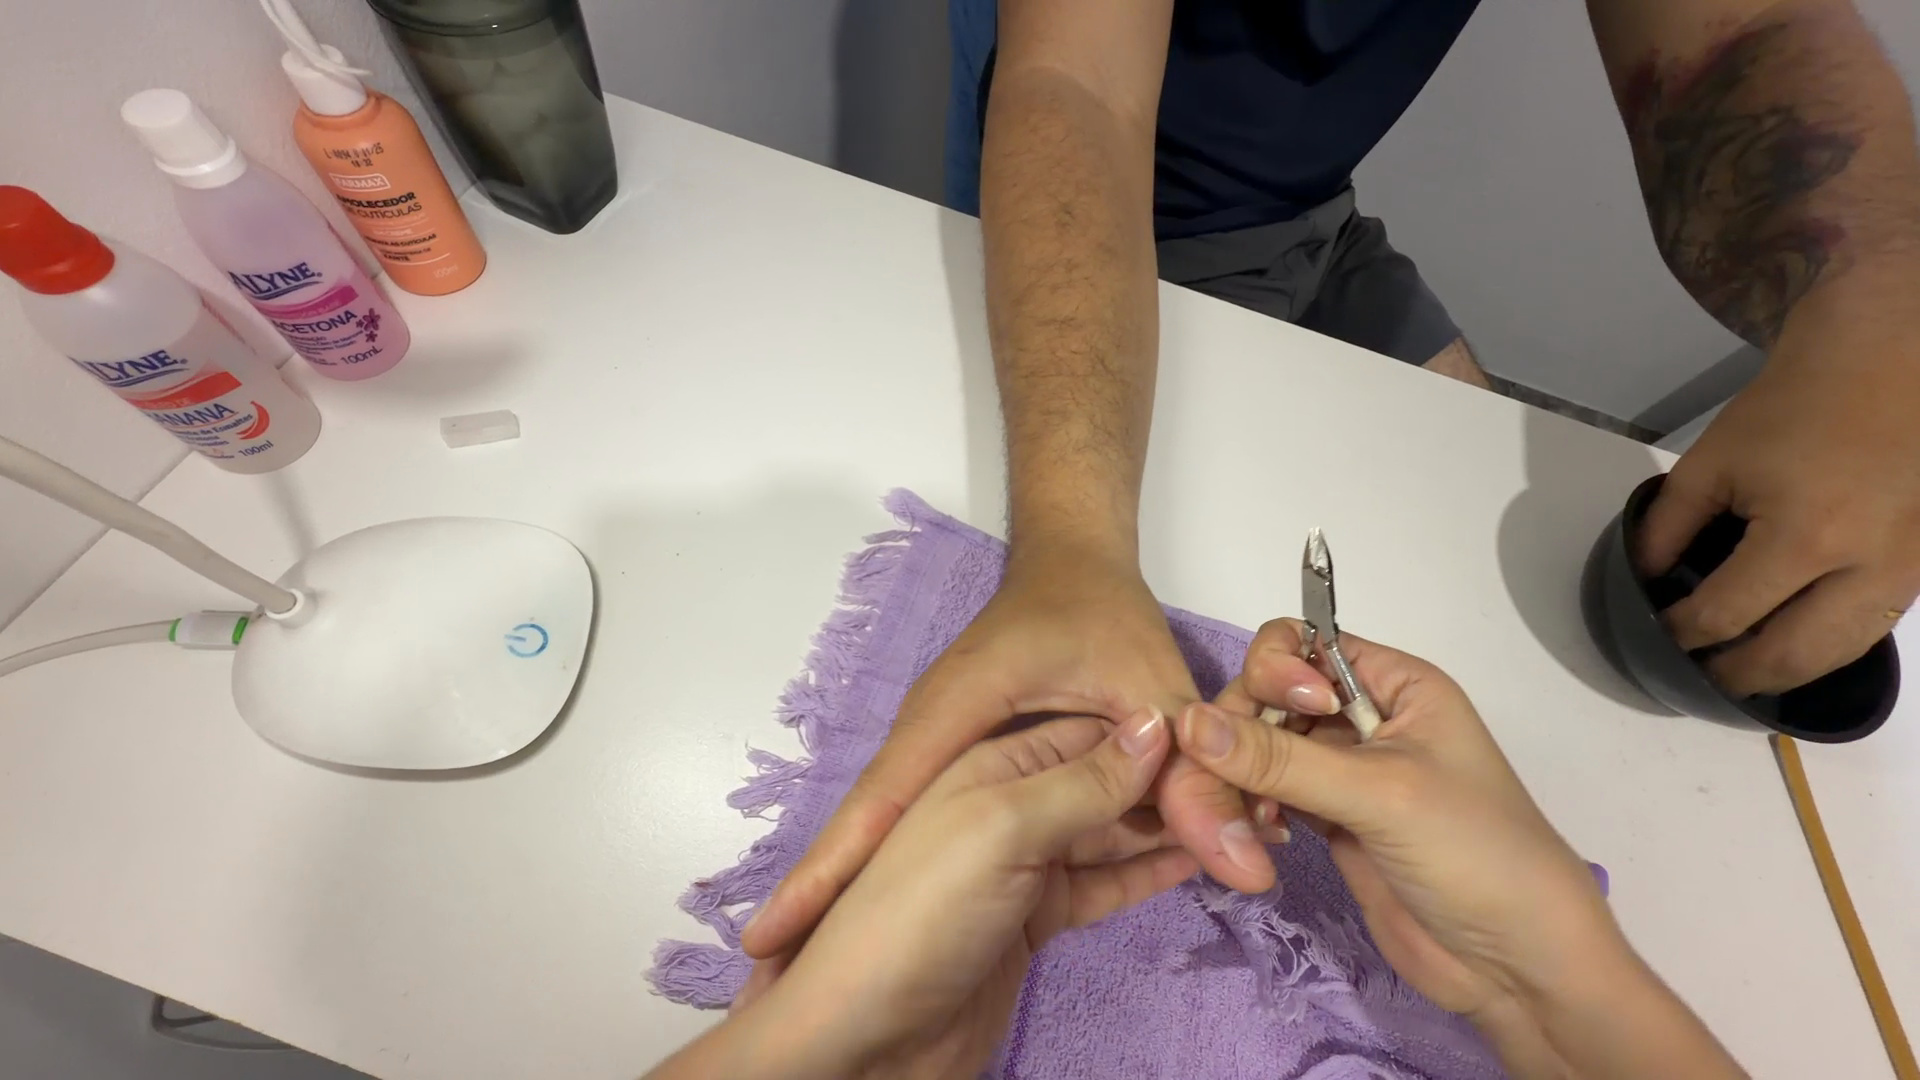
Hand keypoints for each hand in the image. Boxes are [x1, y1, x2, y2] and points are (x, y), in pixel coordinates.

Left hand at [650, 711, 1193, 1079]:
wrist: (868, 1041)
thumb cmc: (925, 912)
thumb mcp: (1002, 828)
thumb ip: (1082, 779)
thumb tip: (1158, 724)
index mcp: (996, 761)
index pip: (1096, 735)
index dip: (1160, 743)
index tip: (1231, 751)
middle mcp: (1012, 799)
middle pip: (1107, 783)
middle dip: (1175, 789)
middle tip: (1258, 801)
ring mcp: (1023, 859)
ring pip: (1109, 833)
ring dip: (1170, 831)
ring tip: (1247, 832)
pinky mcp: (1033, 914)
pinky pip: (1101, 882)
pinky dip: (1144, 873)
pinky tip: (1195, 862)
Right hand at [741, 544, 1289, 967]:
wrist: (1070, 561)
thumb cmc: (1097, 611)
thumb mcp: (1154, 693)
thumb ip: (1192, 781)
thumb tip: (1244, 870)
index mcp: (955, 711)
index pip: (885, 800)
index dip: (831, 870)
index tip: (770, 938)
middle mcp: (929, 729)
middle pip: (875, 819)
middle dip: (829, 885)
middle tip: (774, 957)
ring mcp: (937, 741)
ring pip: (905, 820)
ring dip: (865, 871)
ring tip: (801, 940)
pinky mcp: (956, 753)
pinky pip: (942, 810)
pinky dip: (926, 853)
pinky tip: (921, 898)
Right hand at [1184, 619, 1610, 1018]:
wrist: (1521, 974)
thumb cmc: (1474, 856)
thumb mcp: (1379, 795)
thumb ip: (1278, 759)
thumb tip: (1187, 722)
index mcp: (1392, 684)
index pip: (1303, 643)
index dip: (1278, 668)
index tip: (1291, 712)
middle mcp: (1359, 715)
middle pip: (1264, 695)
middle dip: (1241, 733)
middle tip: (1233, 779)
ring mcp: (1338, 768)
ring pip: (1255, 745)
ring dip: (1236, 778)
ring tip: (1247, 825)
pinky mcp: (1322, 814)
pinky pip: (1262, 790)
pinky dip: (1247, 807)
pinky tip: (1260, 838)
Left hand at [1638, 294, 1919, 696]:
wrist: (1892, 364)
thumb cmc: (1788, 412)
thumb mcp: (1705, 469)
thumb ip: (1665, 531)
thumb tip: (1645, 579)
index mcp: (1807, 539)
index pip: (1726, 614)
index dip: (1681, 632)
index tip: (1656, 634)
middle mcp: (1871, 566)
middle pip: (1797, 652)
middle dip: (1738, 674)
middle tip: (1695, 677)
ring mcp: (1913, 569)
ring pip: (1846, 649)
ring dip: (1789, 670)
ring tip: (1737, 673)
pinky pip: (1876, 624)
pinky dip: (1830, 644)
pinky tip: (1792, 644)